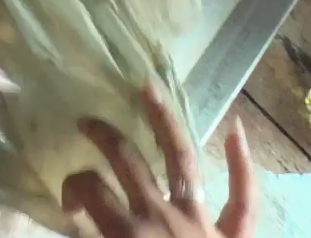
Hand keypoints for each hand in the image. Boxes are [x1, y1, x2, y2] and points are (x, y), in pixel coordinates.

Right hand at [61, 83, 256, 237]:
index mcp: (126, 234)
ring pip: (180, 159)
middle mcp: (161, 217)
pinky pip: (244, 201)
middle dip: (102, 133)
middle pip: (125, 157)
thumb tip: (66, 228)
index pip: (86, 188)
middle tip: (87, 122)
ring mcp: (202, 225)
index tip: (68, 207)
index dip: (71, 187)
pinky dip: (243, 166)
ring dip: (163, 120)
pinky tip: (238, 130)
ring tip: (147, 87)